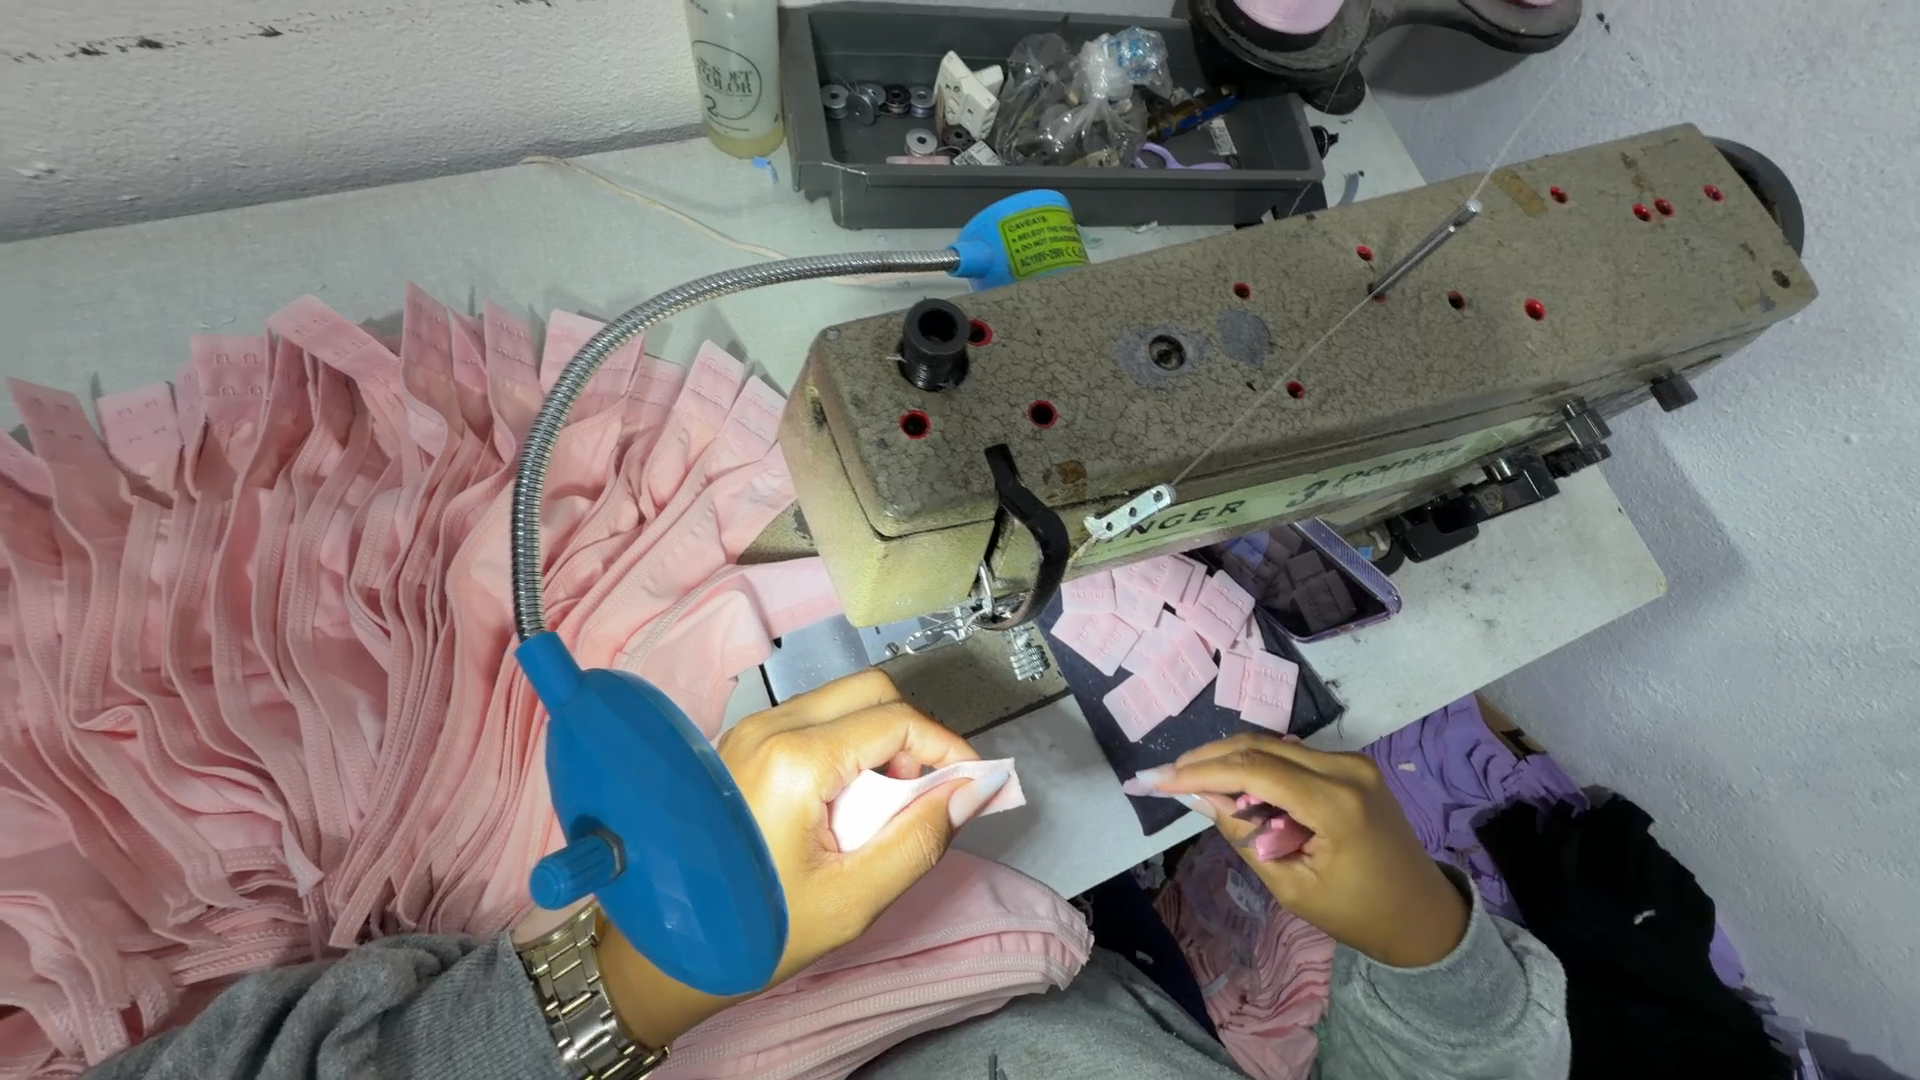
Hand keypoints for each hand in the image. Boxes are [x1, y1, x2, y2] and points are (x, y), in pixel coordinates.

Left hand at [599, 671, 1002, 1045]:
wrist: (667, 951)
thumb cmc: (755, 930)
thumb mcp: (854, 899)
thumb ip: (921, 839)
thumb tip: (970, 791)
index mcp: (794, 760)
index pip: (897, 720)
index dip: (947, 745)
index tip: (971, 780)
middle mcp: (769, 727)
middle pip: (871, 689)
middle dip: (913, 733)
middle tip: (920, 791)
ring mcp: (751, 729)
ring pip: (844, 699)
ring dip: (880, 736)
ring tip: (880, 804)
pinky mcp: (744, 741)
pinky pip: (815, 717)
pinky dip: (849, 742)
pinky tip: (843, 799)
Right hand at [1142, 734, 1468, 968]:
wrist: (1426, 917)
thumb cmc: (1360, 915)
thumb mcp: (1293, 887)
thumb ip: (1243, 835)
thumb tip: (1199, 796)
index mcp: (1337, 804)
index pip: (1254, 771)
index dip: (1202, 771)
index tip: (1160, 778)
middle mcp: (1346, 769)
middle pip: (1259, 747)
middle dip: (1207, 758)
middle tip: (1166, 772)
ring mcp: (1352, 761)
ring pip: (1271, 746)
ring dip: (1227, 759)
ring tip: (1188, 776)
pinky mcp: (1350, 764)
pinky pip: (1289, 756)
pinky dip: (1254, 765)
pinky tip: (1228, 779)